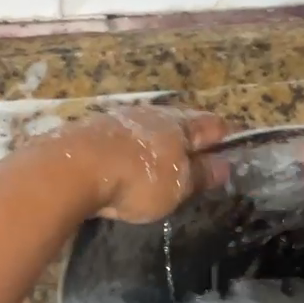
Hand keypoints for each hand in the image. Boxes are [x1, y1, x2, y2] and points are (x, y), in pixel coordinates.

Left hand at [46, 105, 228, 223]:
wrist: (72, 170)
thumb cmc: (137, 180)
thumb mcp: (176, 186)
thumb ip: (200, 175)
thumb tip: (225, 166)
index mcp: (178, 126)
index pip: (209, 124)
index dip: (222, 133)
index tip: (231, 139)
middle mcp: (150, 115)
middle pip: (178, 121)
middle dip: (189, 134)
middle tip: (198, 148)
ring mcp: (119, 120)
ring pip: (148, 127)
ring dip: (158, 140)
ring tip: (163, 155)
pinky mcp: (92, 132)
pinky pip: (123, 138)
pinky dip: (132, 147)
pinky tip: (128, 158)